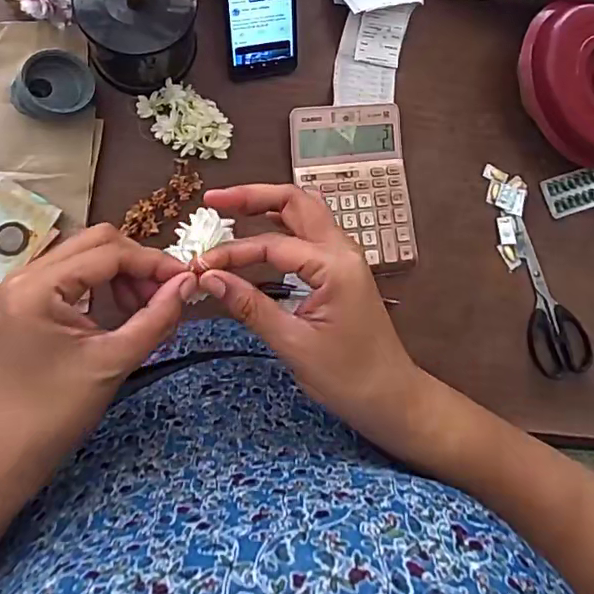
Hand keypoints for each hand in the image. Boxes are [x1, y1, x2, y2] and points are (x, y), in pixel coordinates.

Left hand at [0, 224, 196, 483]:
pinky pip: (75, 275)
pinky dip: (104, 284)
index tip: (187, 280)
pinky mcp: (28, 302)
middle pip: (96, 242)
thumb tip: (188, 284)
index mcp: (39, 285)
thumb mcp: (112, 363)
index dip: (152, 263)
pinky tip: (122, 310)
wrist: (0, 461)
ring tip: (146, 306)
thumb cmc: (53, 416)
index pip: (108, 252)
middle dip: (138, 263)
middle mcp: (27, 274)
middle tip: (167, 293)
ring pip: (87, 255)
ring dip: (122, 272)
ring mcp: (24, 287)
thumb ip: (155, 318)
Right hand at [195, 184, 431, 456]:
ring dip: (267, 203)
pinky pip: (309, 230)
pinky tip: (259, 228)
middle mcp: (342, 250)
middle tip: (214, 200)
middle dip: (252, 195)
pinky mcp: (341, 267)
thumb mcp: (293, 344)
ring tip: (231, 206)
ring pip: (304, 210)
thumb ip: (250, 306)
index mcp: (334, 266)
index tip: (201, 264)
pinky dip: (281, 221)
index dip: (232, 252)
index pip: (271, 244)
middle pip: (294, 201)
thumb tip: (210, 279)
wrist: (392, 397)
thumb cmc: (349, 377)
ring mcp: (344, 256)